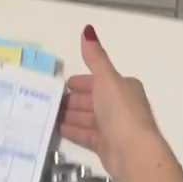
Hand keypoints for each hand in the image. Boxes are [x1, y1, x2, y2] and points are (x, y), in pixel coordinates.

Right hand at [61, 26, 166, 181]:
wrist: (133, 151)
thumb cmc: (120, 111)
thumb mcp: (106, 79)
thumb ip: (95, 58)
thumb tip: (87, 30)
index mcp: (124, 87)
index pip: (99, 81)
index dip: (82, 82)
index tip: (64, 85)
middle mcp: (121, 106)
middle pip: (93, 100)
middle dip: (73, 100)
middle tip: (50, 102)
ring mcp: (114, 127)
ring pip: (88, 118)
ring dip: (71, 116)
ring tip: (49, 116)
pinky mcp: (107, 146)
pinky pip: (86, 135)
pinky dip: (74, 131)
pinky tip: (58, 130)